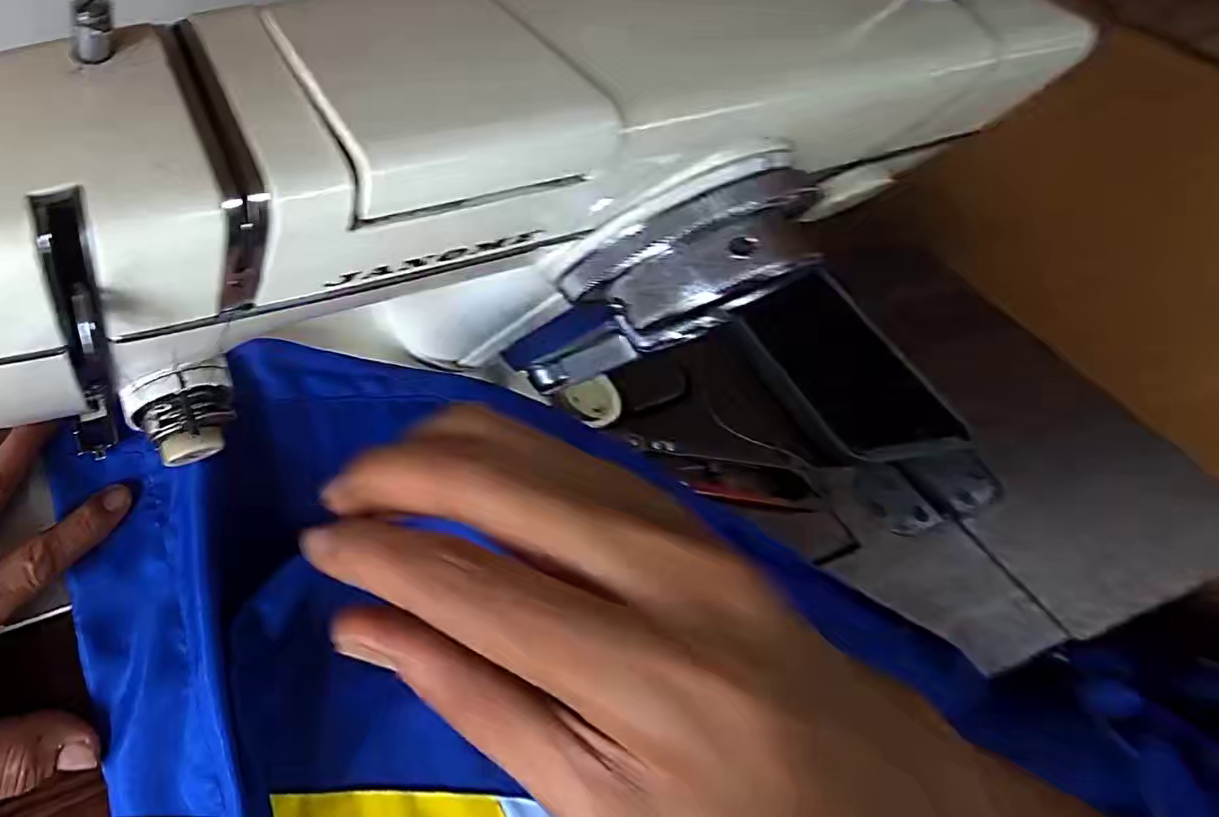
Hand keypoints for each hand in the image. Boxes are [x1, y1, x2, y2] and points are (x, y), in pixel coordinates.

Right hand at [301, 406, 1091, 816]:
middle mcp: (660, 571)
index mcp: (642, 680)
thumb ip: (471, 700)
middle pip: (492, 477)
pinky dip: (489, 444)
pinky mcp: (678, 506)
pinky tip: (453, 463)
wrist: (900, 802)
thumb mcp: (596, 809)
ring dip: (436, 444)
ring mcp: (676, 523)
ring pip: (525, 438)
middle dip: (393, 472)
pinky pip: (559, 446)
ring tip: (381, 474)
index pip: (467, 583)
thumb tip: (363, 627)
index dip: (375, 553)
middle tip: (337, 495)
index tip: (318, 545)